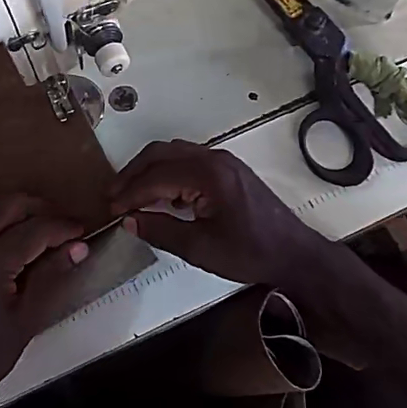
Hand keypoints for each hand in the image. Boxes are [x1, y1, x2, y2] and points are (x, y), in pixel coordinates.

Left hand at [0, 194, 89, 407]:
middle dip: (39, 208)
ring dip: (15, 210)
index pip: (36, 228)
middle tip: (63, 226)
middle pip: (8, 204)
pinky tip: (9, 244)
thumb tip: (79, 248)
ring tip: (39, 229)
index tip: (84, 231)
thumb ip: (53, 277)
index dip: (63, 227)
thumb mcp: (27, 319)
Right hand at [106, 140, 339, 287]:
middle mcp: (215, 159)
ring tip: (130, 194)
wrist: (294, 254)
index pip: (157, 176)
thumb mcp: (201, 248)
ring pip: (174, 154)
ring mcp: (223, 162)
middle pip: (162, 154)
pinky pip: (189, 162)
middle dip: (134, 173)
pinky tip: (161, 196)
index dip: (130, 192)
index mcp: (208, 174)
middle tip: (113, 195)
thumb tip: (129, 221)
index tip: (112, 208)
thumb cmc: (250, 252)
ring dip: (149, 171)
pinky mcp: (228, 171)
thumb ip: (161, 231)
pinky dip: (168, 173)